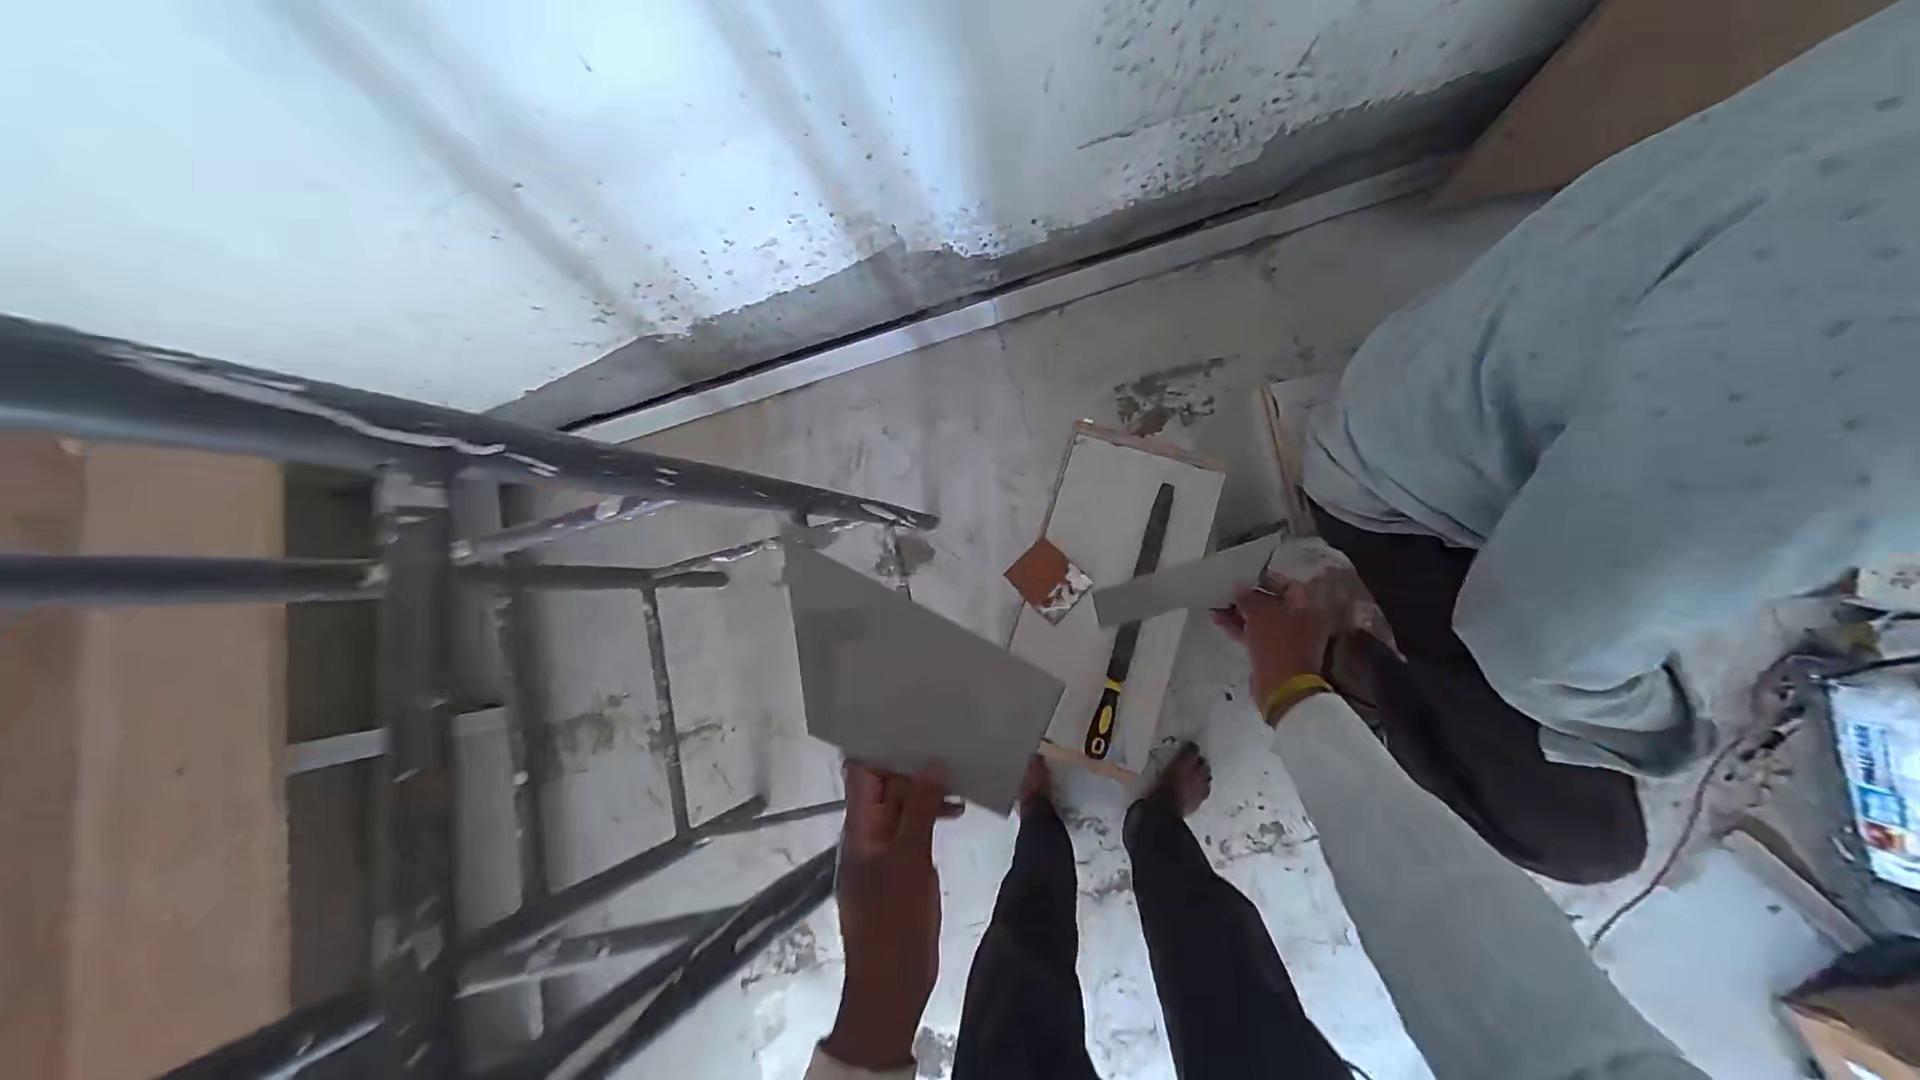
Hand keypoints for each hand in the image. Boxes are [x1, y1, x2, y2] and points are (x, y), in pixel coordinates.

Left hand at [823, 764, 960, 1070]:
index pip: (862, 773)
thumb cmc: (893, 921)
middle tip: (948, 746)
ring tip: (959, 777)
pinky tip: (958, 811)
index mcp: (859, 827)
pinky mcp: (902, 866)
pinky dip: (932, 815)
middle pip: (885, 787)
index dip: (882, 750)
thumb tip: (931, 765)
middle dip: (912, 768)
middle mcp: (869, 832)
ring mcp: (886, 850)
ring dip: (926, 792)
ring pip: (903, 806)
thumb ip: (918, 810)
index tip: (912, 730)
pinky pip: (913, 828)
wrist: (891, 984)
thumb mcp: (908, 859)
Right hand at [1212, 579, 1333, 721]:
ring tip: (1216, 604)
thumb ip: (1249, 597)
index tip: (1245, 576)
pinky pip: (1254, 634)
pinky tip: (1218, 620)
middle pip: (1273, 603)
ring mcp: (1286, 639)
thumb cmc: (1277, 643)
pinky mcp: (1272, 653)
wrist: (1281, 687)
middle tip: (1227, 590)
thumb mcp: (1260, 614)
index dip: (1266, 579)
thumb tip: (1239, 587)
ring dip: (1239, 612)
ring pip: (1260, 620)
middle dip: (1248, 597)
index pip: (1289, 585)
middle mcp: (1301, 622)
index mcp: (1308, 609)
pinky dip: (1238, 627)